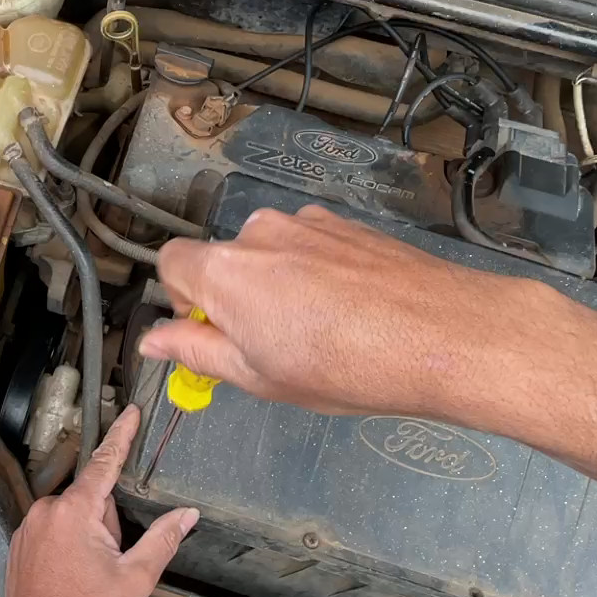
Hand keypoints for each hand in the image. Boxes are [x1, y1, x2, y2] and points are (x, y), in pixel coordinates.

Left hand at [0, 405, 199, 596]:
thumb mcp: (134, 578)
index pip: (105, 462)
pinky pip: (54, 525)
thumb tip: (187, 515)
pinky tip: (69, 572)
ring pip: (74, 513)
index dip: (122, 435)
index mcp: (76, 510)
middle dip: (107, 521)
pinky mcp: (20, 537)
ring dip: (87, 532)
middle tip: (107, 561)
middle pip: (93, 497)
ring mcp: (30, 522)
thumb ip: (162, 540)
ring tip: (85, 572)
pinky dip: (67, 541)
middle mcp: (48, 508)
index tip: (132, 412)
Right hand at [139, 204, 570, 419]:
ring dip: (275, 284)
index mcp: (225, 269)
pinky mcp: (346, 222)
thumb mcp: (257, 375)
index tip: (215, 333)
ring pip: (267, 252)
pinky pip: (307, 244)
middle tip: (273, 343)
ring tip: (321, 328)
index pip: (169, 262)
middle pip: (221, 259)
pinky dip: (312, 271)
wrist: (445, 333)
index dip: (183, 300)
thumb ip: (195, 350)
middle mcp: (258, 231)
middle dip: (233, 297)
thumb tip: (151, 339)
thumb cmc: (342, 367)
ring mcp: (307, 221)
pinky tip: (350, 307)